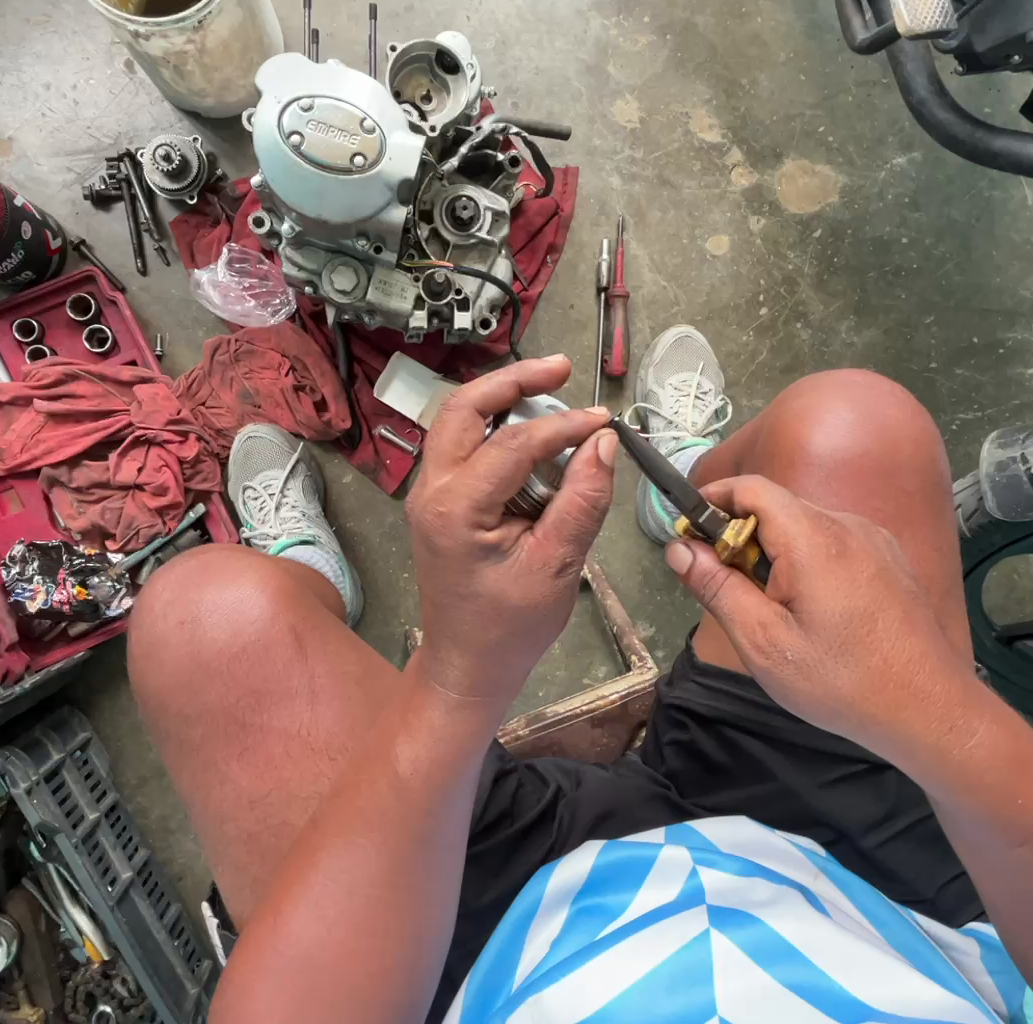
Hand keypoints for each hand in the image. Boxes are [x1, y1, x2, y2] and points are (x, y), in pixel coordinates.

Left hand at [406, 355, 616, 709]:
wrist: (466, 665)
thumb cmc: (510, 626)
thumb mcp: (557, 566)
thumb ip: (582, 500)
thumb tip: (604, 441)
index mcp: (455, 508)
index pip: (512, 443)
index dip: (563, 425)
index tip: (604, 419)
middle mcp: (430, 490)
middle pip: (462, 408)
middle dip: (512, 380)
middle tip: (560, 367)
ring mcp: (428, 493)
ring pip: (457, 422)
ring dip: (501, 400)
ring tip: (550, 390)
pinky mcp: (438, 501)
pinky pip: (462, 447)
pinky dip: (495, 428)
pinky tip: (531, 431)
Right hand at [663, 475, 980, 753]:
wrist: (931, 713)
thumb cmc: (840, 680)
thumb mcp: (763, 641)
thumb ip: (717, 587)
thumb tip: (678, 547)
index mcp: (813, 539)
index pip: (751, 488)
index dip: (712, 500)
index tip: (688, 534)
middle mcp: (847, 525)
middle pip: (776, 506)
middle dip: (737, 534)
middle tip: (721, 583)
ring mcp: (874, 540)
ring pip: (803, 525)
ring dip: (770, 549)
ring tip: (764, 603)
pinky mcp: (889, 559)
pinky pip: (831, 541)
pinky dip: (802, 557)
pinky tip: (807, 606)